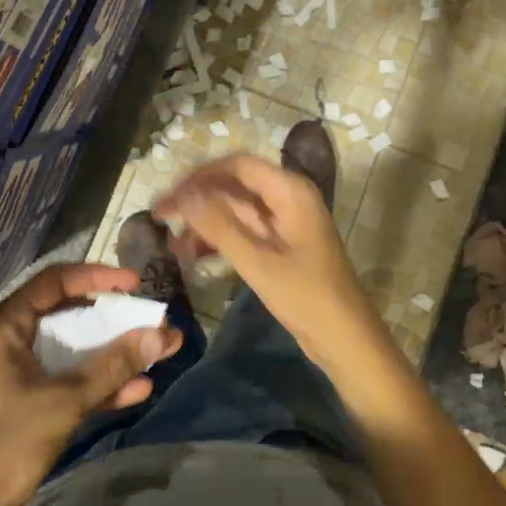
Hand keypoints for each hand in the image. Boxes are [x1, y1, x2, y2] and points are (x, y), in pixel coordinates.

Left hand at [0, 264, 181, 505]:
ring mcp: (16, 376)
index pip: (54, 281)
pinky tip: (138, 390)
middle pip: (67, 315)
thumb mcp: (64, 401)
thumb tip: (162, 334)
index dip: (97, 277)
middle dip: (114, 320)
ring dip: (114, 355)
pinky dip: (98, 385)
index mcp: (3, 326)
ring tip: (160, 353)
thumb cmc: (5, 443)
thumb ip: (113, 366)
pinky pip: (67, 383)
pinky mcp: (26, 406)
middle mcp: (7, 342)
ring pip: (72, 353)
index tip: (136, 283)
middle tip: (151, 318)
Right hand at [153, 155, 387, 370]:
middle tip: (160, 216)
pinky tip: (194, 256)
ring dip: (205, 222)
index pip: (237, 165)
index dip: (199, 175)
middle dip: (198, 199)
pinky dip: (220, 239)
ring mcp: (285, 223)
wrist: (346, 340)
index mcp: (290, 191)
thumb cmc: (307, 297)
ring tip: (172, 243)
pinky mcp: (281, 246)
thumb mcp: (258, 262)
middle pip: (235, 185)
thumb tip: (183, 193)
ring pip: (236, 210)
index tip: (168, 194)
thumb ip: (219, 225)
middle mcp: (288, 198)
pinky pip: (245, 231)